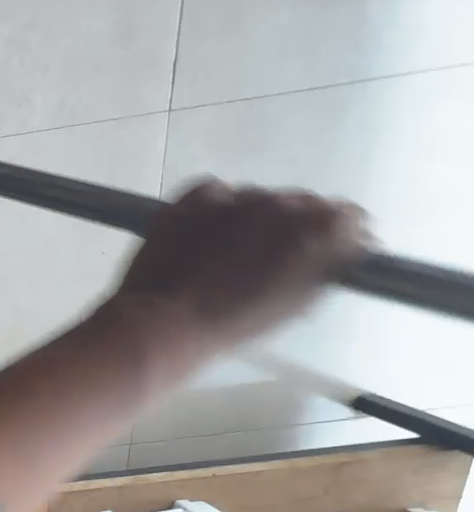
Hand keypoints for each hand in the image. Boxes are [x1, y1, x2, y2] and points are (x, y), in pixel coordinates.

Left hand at [112, 179, 370, 352]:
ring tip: (226, 247)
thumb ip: (329, 262)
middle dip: (289, 225)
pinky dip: (213, 206)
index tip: (322, 249)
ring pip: (255, 198)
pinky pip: (213, 192)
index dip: (335, 235)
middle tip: (266, 253)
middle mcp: (285, 203)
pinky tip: (202, 230)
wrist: (165, 319)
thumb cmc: (237, 320)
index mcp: (324, 227)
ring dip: (249, 217)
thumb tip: (343, 244)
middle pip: (299, 205)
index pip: (347, 217)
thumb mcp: (303, 297)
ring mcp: (236, 197)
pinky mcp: (191, 199)